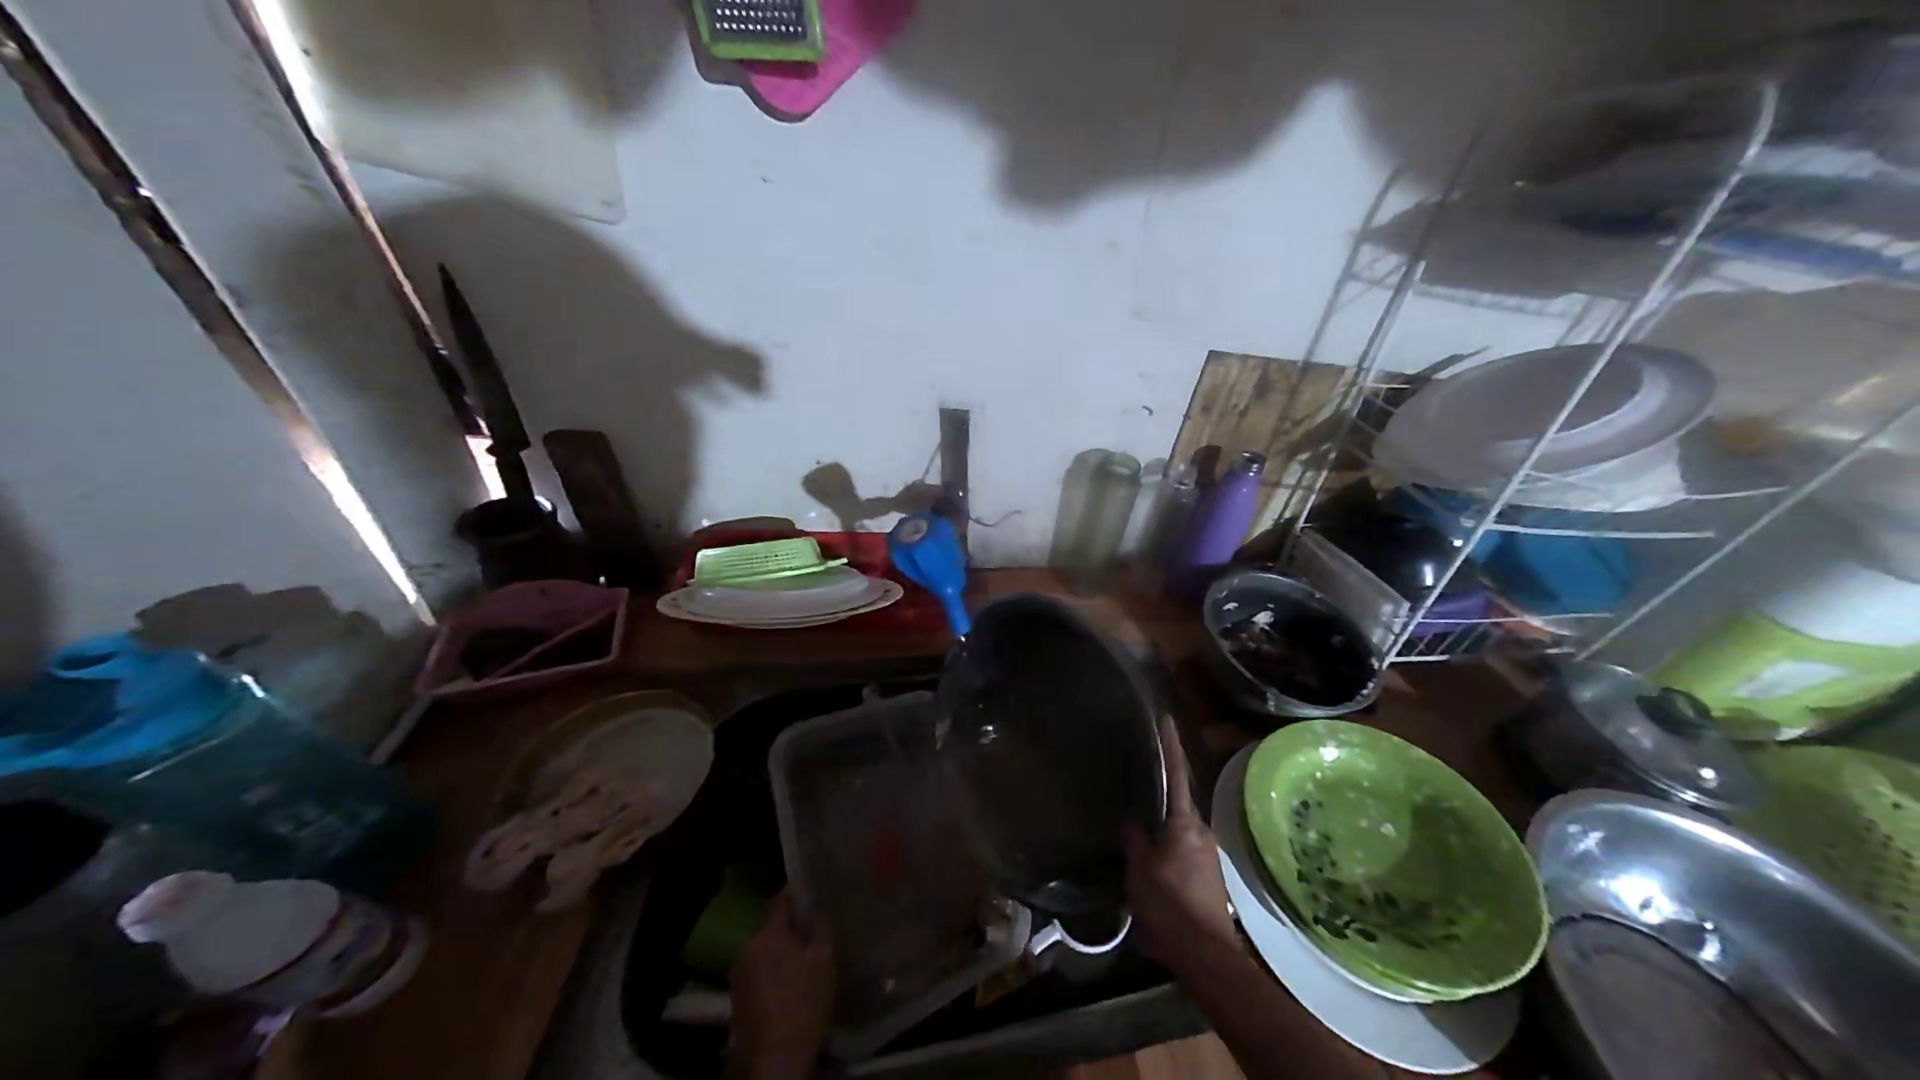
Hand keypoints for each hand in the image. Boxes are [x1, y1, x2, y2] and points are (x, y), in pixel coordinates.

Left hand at [730, 891, 834, 1079]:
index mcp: (767, 933)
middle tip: (814, 933)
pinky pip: (758, 973)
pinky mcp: (737, 998)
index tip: (810, 890)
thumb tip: (816, 907)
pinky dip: (772, 973)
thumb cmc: (804, 1001)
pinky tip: (789, 986)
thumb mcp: (823, 959)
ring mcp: (738, 974)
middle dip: (791, 928)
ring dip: (781, 952)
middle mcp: (747, 948)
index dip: (796, 893)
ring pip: (764, 951)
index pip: (780, 901)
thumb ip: (820, 926)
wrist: (775, 1058)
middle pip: (772, 928)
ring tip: (804, 961)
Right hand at [1124, 717, 1237, 966]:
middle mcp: (1201, 832)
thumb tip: (1132, 822)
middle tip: (1145, 766)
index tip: (1167, 720)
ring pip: (1180, 824)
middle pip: (1180, 799)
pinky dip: (1167, 839)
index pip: (1177, 775)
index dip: (1171, 746)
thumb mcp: (1140, 871)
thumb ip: (1135, 841)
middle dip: (1165, 783)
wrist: (1204, 952)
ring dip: (1164, 817)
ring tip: (1141, 812)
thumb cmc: (1169, 905)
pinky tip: (1151, 850)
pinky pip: (1183, 844)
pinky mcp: (1206, 873)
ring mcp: (1207, 853)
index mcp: (1184, 823)